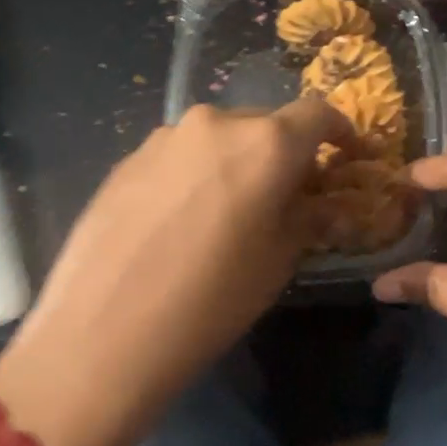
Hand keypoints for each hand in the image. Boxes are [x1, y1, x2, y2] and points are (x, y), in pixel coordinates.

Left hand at [0, 99, 352, 445]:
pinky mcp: (128, 158)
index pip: (317, 113)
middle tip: (286, 196)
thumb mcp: (280, 261)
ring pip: (219, 138)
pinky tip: (182, 220)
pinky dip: (196, 174)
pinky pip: (180, 155)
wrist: (102, 333)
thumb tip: (326, 203)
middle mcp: (217, 123)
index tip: (344, 157)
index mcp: (267, 142)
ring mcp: (165, 137)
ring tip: (230, 210)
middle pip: (267, 124)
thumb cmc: (213, 299)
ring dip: (237, 161)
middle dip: (284, 153)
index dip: (338, 132)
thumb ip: (310, 217)